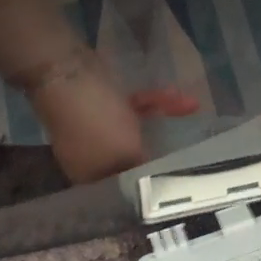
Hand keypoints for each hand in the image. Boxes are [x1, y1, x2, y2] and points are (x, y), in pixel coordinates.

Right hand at [32, 68, 199, 182]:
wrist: (67, 71)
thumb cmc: (96, 123)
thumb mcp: (126, 154)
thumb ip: (143, 169)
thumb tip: (155, 181)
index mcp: (90, 177)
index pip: (123, 188)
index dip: (150, 184)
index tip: (178, 177)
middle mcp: (92, 157)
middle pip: (134, 158)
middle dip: (165, 146)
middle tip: (192, 144)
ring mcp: (97, 128)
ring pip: (138, 128)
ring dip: (165, 117)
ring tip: (193, 106)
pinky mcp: (105, 103)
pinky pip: (135, 108)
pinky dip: (154, 103)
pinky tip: (178, 95)